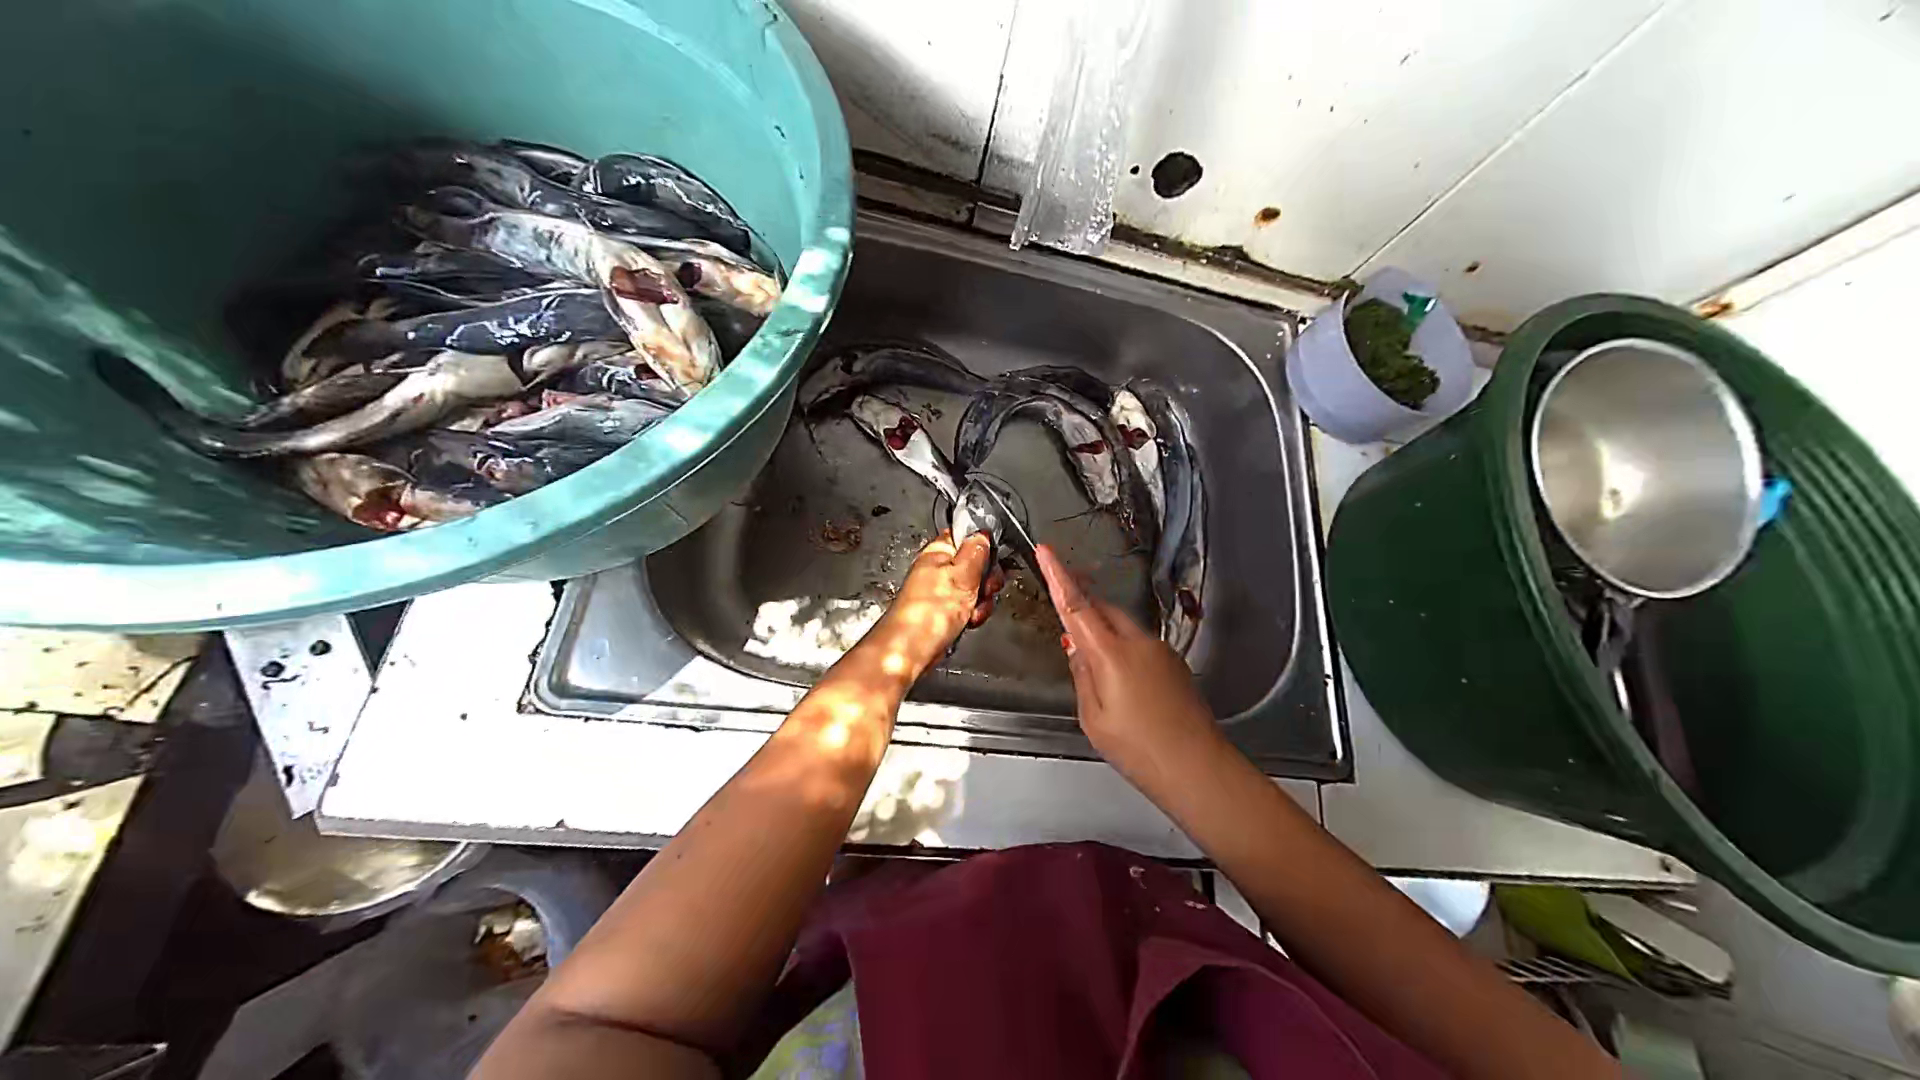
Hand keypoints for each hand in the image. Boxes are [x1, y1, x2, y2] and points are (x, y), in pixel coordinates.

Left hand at [871, 532, 1002, 674]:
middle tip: (983, 588)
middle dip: (987, 580)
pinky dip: (974, 615)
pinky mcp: (946, 613)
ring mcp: (943, 592)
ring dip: (982, 602)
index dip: (983, 547)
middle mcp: (939, 570)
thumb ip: (975, 552)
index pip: (966, 536)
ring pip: (977, 589)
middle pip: (977, 565)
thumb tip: (983, 534)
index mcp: (938, 552)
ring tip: (971, 610)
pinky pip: (970, 608)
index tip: (991, 560)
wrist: (911, 650)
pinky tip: (968, 622)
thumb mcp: (961, 575)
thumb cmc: (926, 614)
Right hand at [1036, 544, 1224, 784]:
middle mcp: (1139, 643)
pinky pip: (1139, 644)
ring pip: (1122, 626)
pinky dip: (1122, 649)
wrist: (1197, 767)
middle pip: (1103, 609)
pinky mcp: (1174, 664)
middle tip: (1064, 610)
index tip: (1046, 551)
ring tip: (1092, 666)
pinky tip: (1119, 681)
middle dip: (1083, 604)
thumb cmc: (1140, 749)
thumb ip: (1082, 676)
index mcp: (1112, 654)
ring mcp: (1160, 651)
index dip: (1059, 576)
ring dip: (1103, 632)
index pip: (1077, 605)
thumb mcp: (1093, 717)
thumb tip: (1077, 650)